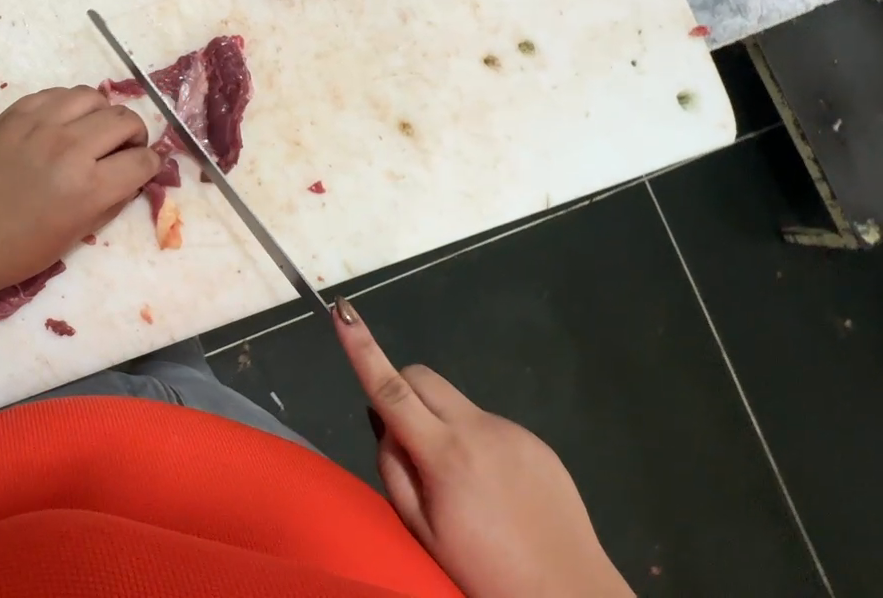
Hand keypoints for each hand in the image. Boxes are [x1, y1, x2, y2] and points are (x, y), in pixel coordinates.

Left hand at [0, 87, 160, 295]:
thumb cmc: (22, 249)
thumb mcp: (78, 233)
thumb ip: (113, 198)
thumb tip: (133, 172)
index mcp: (89, 187)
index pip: (142, 160)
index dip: (150, 164)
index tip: (144, 167)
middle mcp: (69, 148)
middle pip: (124, 119)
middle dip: (134, 135)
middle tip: (123, 149)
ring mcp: (39, 125)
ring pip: (92, 97)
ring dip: (102, 114)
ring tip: (92, 131)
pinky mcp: (14, 114)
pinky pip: (56, 94)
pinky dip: (68, 106)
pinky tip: (62, 123)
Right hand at [333, 299, 632, 597]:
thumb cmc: (485, 573)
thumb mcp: (422, 529)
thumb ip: (394, 469)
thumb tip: (387, 426)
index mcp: (445, 455)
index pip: (390, 390)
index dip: (362, 348)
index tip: (343, 311)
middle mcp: (479, 430)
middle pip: (422, 378)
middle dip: (402, 390)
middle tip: (405, 439)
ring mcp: (514, 432)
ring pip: (454, 403)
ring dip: (440, 423)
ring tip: (460, 482)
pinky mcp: (538, 443)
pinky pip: (488, 425)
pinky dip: (474, 441)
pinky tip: (493, 488)